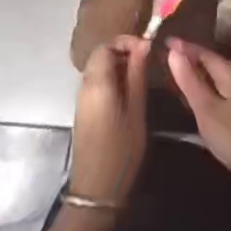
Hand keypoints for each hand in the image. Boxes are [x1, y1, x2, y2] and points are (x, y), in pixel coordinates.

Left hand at [68, 36, 150, 205]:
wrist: (96, 189)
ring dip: (119, 64)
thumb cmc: (121, 151)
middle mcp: (84, 86)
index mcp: (97, 84)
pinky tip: (131, 90)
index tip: (147, 47)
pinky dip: (113, 78)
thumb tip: (143, 46)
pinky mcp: (84, 110)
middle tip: (148, 59)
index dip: (126, 41)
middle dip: (123, 51)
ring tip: (144, 73)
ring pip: (98, 69)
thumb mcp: (136, 112)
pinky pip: (97, 83)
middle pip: (100, 55)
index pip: (105, 46)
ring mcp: (82, 99)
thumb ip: (137, 77)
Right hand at [165, 39, 230, 205]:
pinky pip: (218, 92)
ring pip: (214, 78)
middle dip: (188, 59)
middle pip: (209, 63)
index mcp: (228, 73)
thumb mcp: (207, 109)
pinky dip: (204, 90)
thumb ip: (189, 81)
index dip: (182, 47)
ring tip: (174, 76)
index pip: (202, 52)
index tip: (162, 42)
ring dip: (195, 75)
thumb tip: (173, 51)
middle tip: (163, 58)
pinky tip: (196, 100)